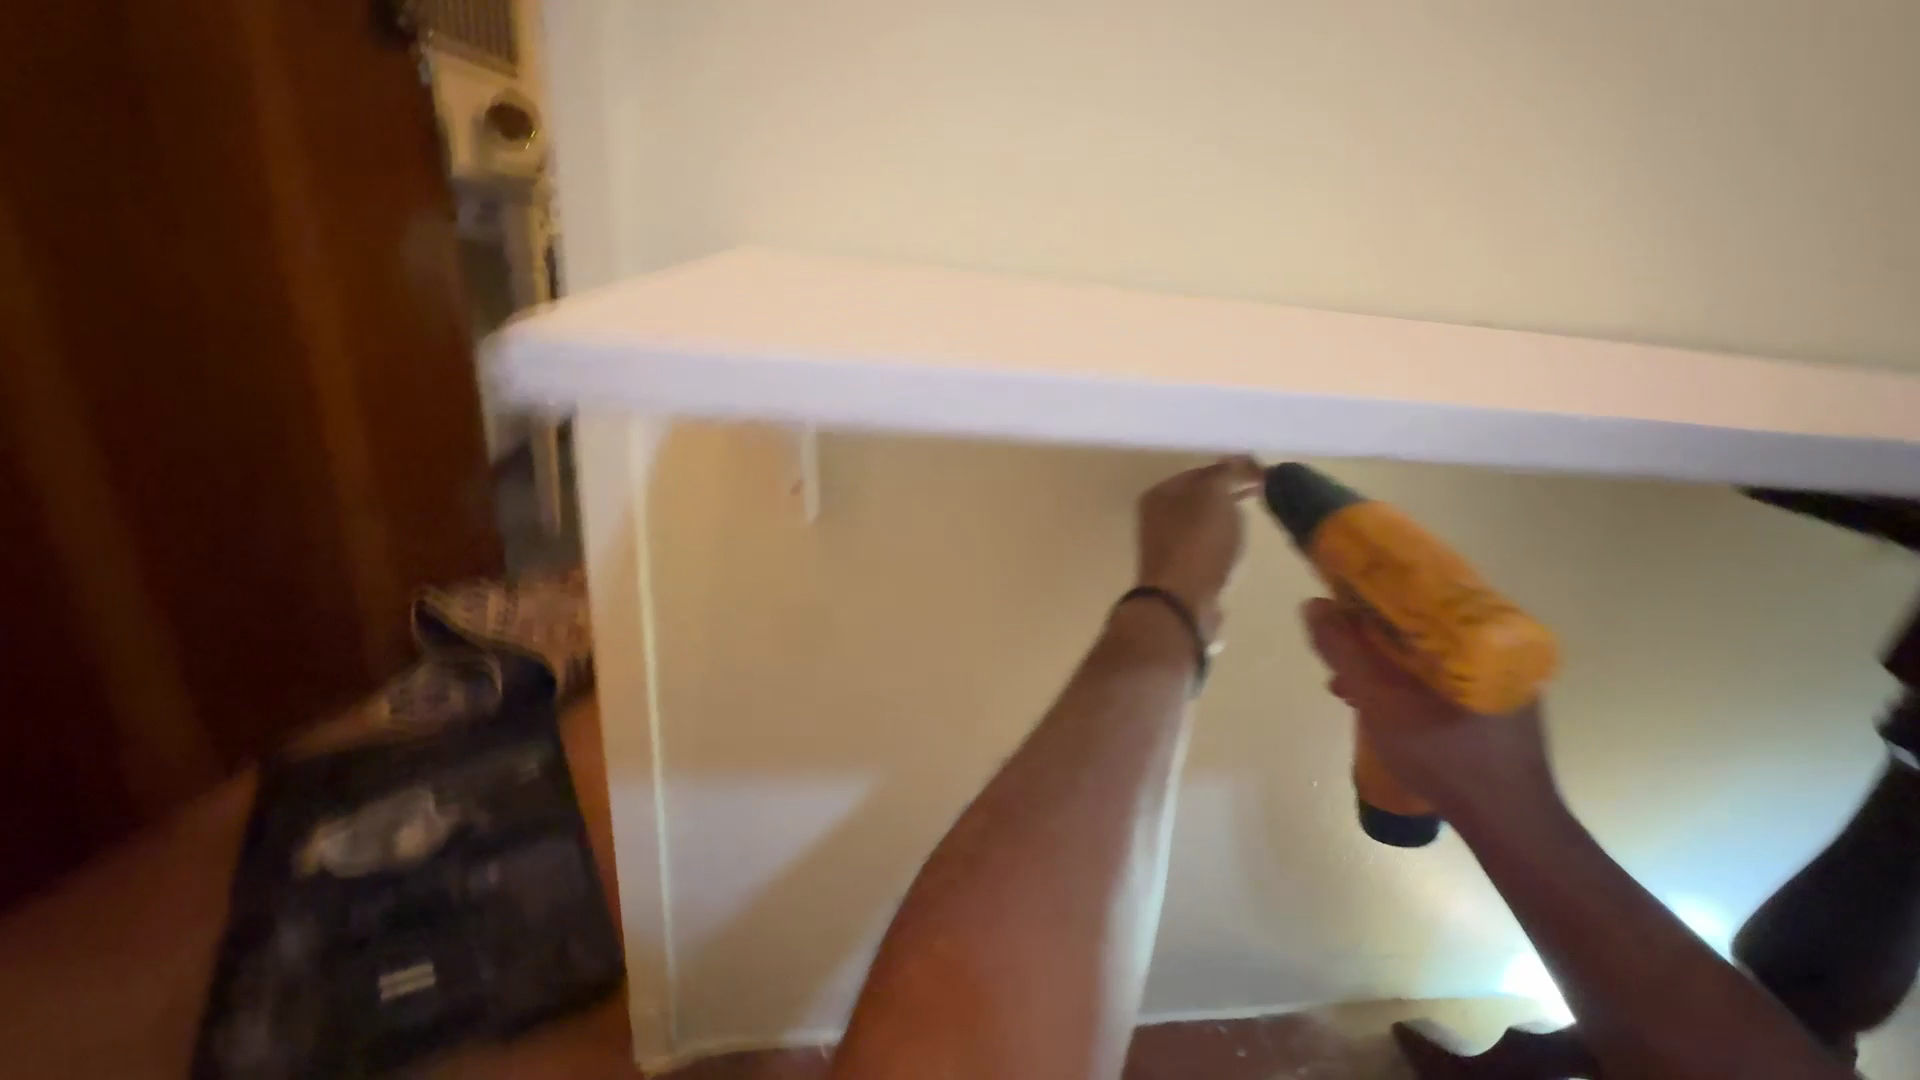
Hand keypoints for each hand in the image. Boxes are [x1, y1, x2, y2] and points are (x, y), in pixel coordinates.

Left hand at [1135, 457, 1263, 636]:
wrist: (1181, 603)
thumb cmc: (1197, 542)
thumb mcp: (1215, 495)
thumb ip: (1227, 473)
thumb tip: (1239, 460)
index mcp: (1159, 494)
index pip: (1201, 472)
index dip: (1232, 470)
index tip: (1262, 475)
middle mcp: (1156, 519)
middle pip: (1200, 500)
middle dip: (1229, 496)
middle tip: (1261, 495)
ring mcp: (1166, 549)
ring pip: (1203, 527)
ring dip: (1226, 523)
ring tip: (1251, 523)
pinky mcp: (1180, 575)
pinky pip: (1206, 552)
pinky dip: (1221, 548)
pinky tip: (1236, 552)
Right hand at [1302, 597, 1559, 826]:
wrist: (1508, 822)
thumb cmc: (1444, 755)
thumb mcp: (1380, 700)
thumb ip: (1345, 652)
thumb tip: (1314, 606)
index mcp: (1485, 635)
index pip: (1424, 593)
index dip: (1377, 595)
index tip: (1343, 605)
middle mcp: (1503, 651)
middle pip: (1426, 627)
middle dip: (1374, 638)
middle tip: (1342, 656)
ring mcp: (1508, 685)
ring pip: (1434, 658)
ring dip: (1388, 666)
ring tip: (1353, 689)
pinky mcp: (1504, 713)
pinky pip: (1448, 683)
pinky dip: (1412, 686)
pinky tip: (1388, 710)